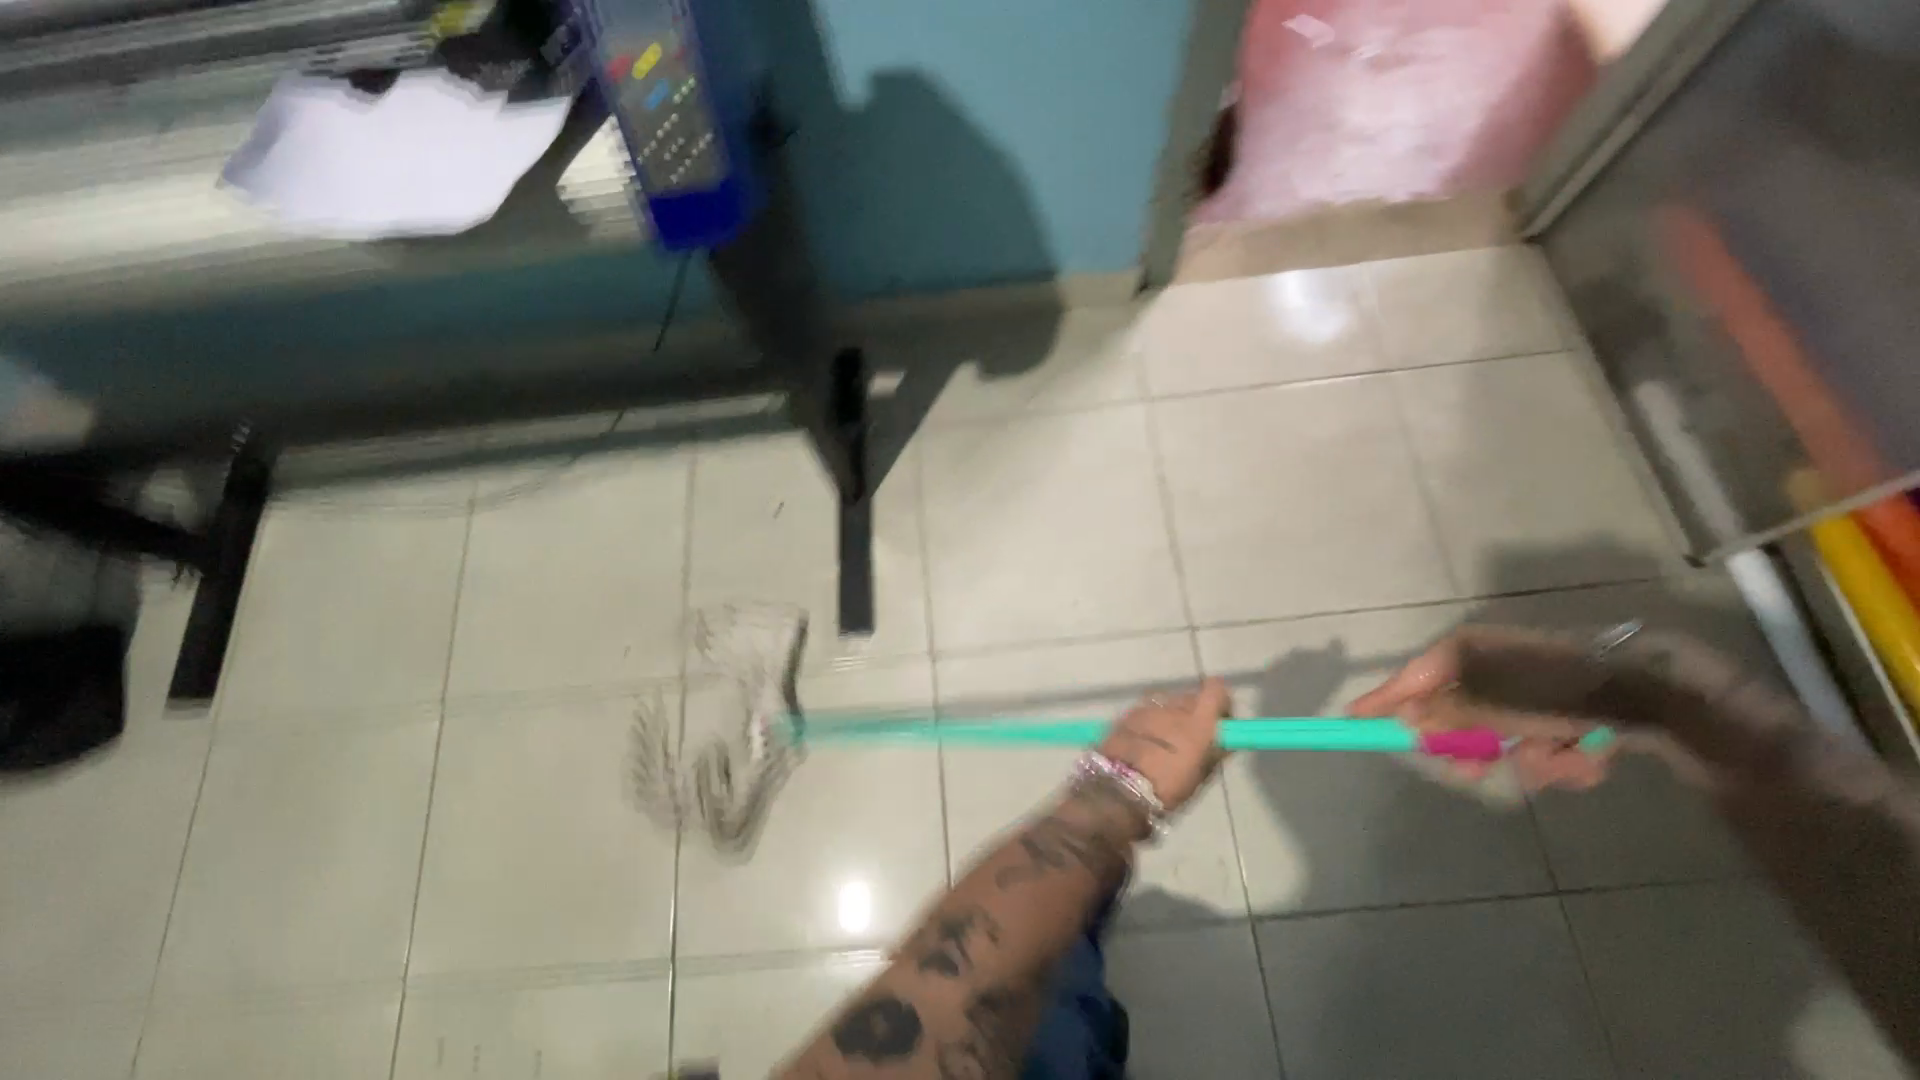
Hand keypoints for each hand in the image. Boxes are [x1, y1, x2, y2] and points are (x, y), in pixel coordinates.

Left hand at [1096, 678, 1230, 812]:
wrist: (1117, 791)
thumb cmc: (1167, 789)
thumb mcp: (1200, 776)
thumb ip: (1215, 752)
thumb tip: (1226, 740)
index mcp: (1196, 722)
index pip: (1215, 689)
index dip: (1220, 700)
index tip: (1220, 718)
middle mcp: (1172, 707)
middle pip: (1190, 696)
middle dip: (1195, 712)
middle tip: (1192, 737)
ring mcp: (1146, 708)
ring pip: (1166, 702)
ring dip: (1171, 715)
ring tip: (1166, 740)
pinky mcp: (1125, 714)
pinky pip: (1145, 710)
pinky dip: (1150, 720)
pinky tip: (1146, 741)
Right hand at [1349, 629, 1615, 790]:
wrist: (1657, 697)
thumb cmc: (1557, 694)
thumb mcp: (1489, 705)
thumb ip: (1444, 714)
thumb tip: (1412, 719)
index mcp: (1470, 653)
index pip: (1412, 677)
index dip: (1384, 700)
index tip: (1354, 717)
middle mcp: (1497, 666)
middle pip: (1460, 715)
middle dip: (1474, 747)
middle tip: (1473, 769)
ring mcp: (1536, 690)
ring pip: (1509, 739)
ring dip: (1532, 759)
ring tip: (1561, 762)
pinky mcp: (1572, 711)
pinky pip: (1547, 744)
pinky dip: (1564, 757)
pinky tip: (1589, 755)